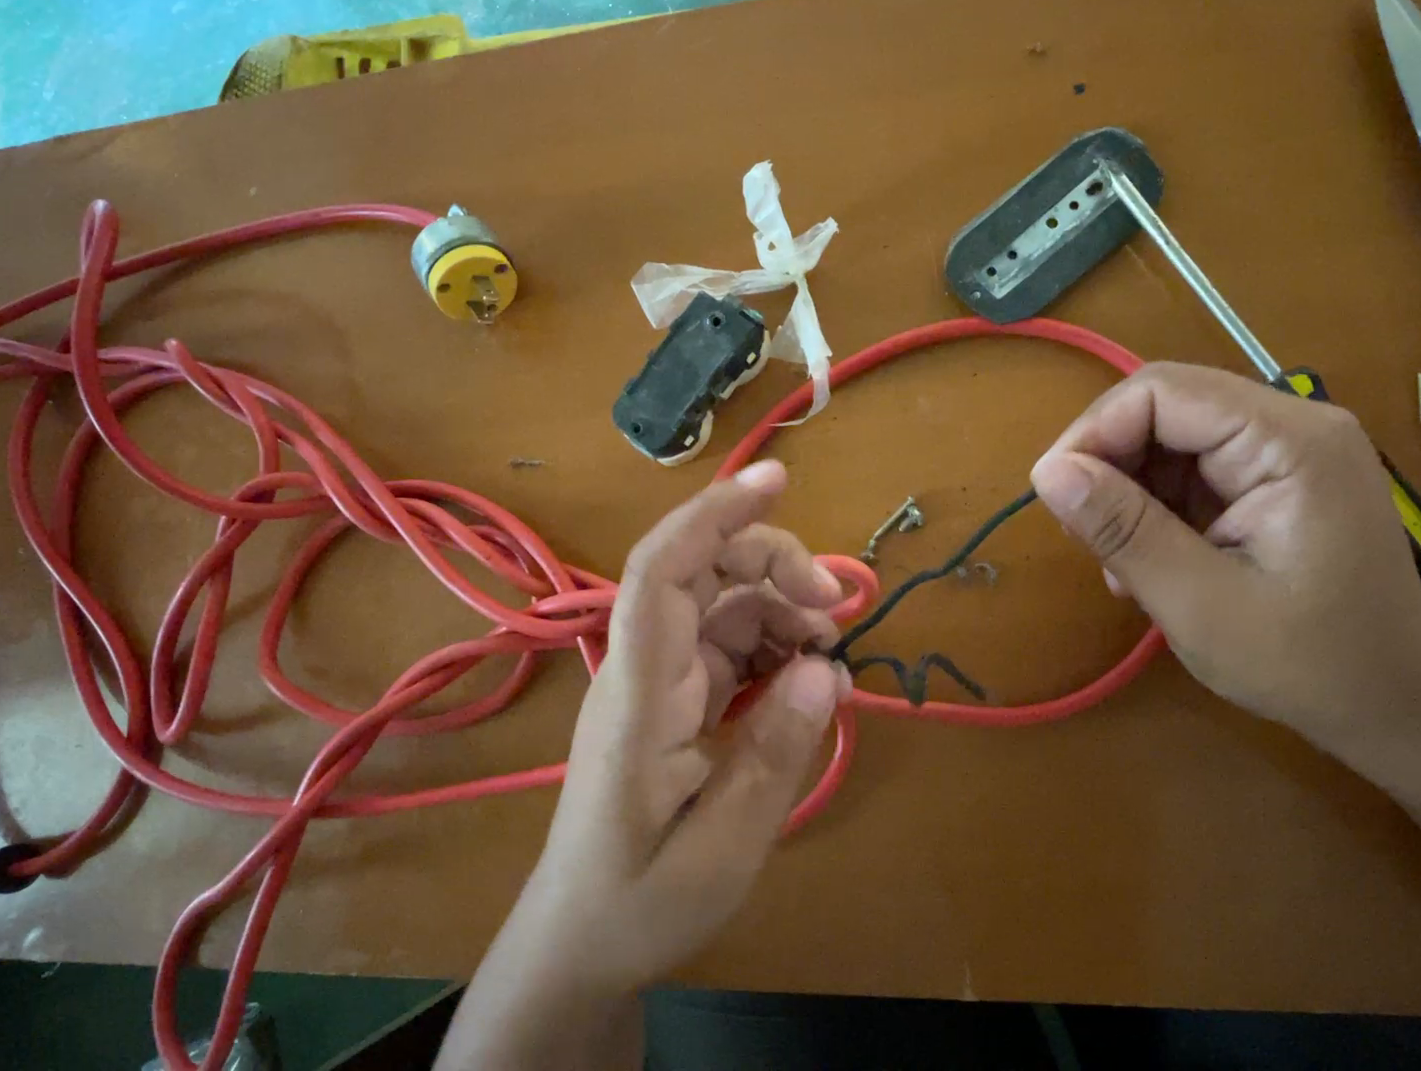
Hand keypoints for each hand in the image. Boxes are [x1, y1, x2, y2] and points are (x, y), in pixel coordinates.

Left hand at [438, 461, 850, 1070]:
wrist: (581, 943)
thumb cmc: (638, 903)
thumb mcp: (722, 848)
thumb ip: (774, 757)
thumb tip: (827, 671)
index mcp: (640, 695)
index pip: (663, 573)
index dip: (715, 515)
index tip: (779, 478)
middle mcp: (645, 670)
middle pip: (704, 574)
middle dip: (776, 566)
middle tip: (839, 611)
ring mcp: (660, 683)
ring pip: (725, 606)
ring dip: (784, 610)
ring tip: (832, 656)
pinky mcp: (676, 702)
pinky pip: (730, 648)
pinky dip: (776, 649)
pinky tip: (808, 681)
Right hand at [1029, 363, 1420, 740]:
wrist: (1393, 703)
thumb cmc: (1304, 662)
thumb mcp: (1197, 602)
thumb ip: (1123, 529)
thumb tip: (1046, 471)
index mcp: (1290, 442)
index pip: (1162, 392)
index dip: (1095, 432)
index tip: (1055, 497)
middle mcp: (1294, 424)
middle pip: (1165, 408)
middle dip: (1110, 465)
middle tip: (1086, 538)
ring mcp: (1288, 450)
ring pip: (1171, 438)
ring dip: (1129, 493)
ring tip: (1121, 564)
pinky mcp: (1276, 477)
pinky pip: (1192, 469)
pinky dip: (1156, 508)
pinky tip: (1152, 561)